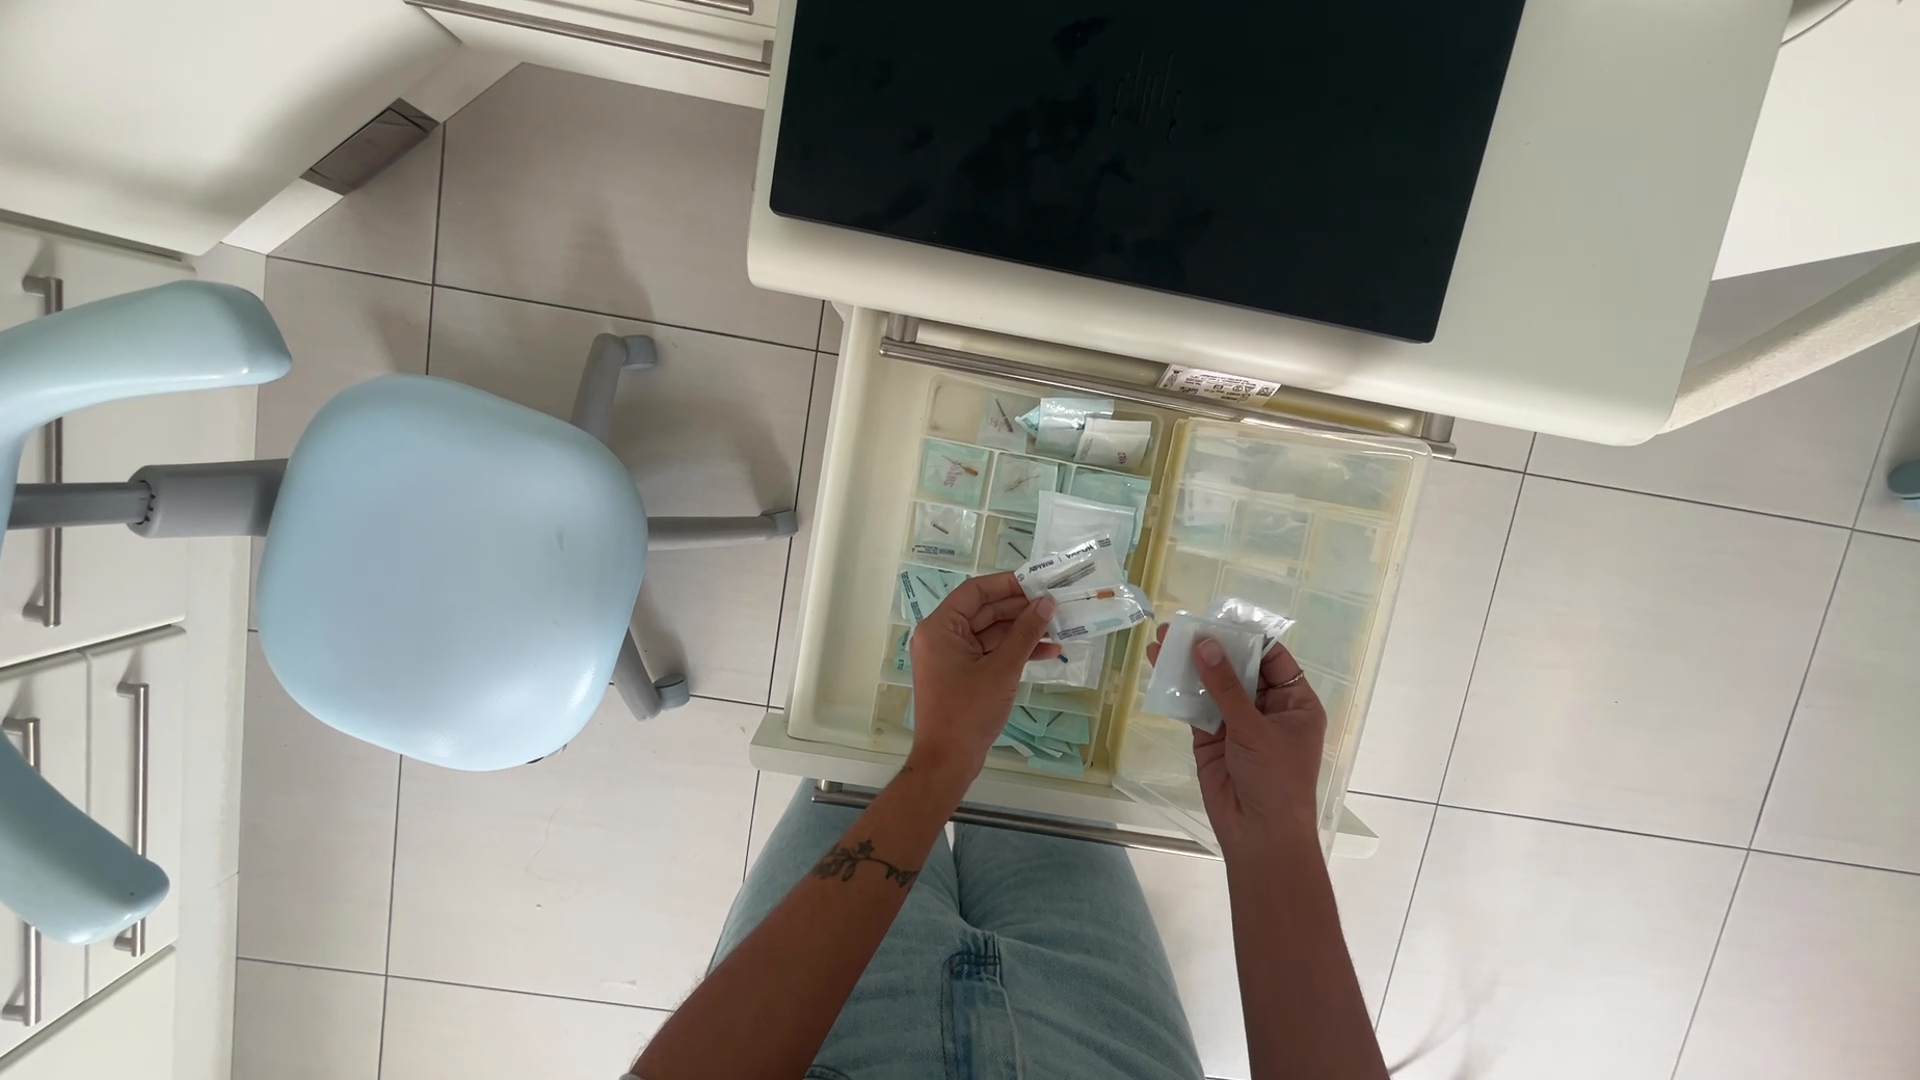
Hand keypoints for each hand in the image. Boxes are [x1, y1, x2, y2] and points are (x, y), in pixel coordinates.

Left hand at [907, 572, 1058, 787]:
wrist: (948, 761)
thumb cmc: (968, 711)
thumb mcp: (1001, 669)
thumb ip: (1025, 633)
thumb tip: (1046, 603)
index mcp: (939, 627)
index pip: (974, 592)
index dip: (1006, 584)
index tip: (1038, 582)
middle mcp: (941, 637)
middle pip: (984, 611)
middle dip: (1020, 610)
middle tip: (1054, 606)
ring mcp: (951, 657)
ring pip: (991, 633)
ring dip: (1022, 632)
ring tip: (1058, 629)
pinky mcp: (962, 674)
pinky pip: (990, 653)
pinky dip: (1015, 652)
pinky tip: (1047, 652)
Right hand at [1147, 626, 1327, 854]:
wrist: (1259, 835)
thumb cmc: (1275, 779)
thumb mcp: (1254, 729)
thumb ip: (1225, 687)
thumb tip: (1204, 645)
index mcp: (1294, 703)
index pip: (1271, 659)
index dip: (1246, 638)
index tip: (1217, 619)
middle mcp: (1266, 708)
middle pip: (1237, 668)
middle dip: (1210, 648)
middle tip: (1181, 627)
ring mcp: (1237, 722)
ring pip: (1211, 685)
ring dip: (1188, 666)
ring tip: (1161, 642)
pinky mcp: (1210, 737)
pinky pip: (1194, 707)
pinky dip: (1178, 691)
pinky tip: (1159, 671)